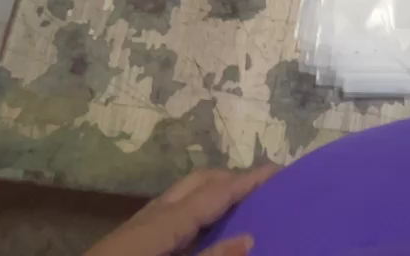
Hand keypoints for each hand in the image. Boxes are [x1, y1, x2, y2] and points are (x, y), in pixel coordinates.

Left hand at [84, 164, 278, 255]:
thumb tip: (249, 237)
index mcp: (165, 222)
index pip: (216, 192)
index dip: (248, 180)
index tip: (278, 170)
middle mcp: (153, 214)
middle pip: (200, 181)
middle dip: (232, 178)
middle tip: (263, 188)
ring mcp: (139, 226)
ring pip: (184, 193)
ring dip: (214, 190)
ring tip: (240, 204)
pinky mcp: (131, 239)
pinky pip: (173, 210)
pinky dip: (197, 208)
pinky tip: (203, 229)